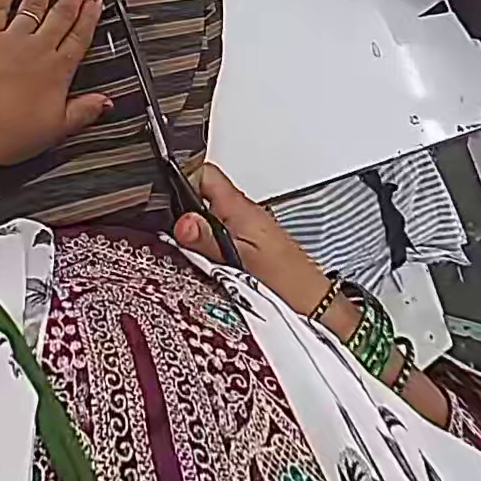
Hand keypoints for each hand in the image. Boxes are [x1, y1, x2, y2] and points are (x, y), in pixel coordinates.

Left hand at [0, 0, 110, 221]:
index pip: (80, 35)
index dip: (91, 14)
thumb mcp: (55, 129)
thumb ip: (83, 112)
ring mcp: (10, 39)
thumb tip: (106, 103)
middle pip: (62, 12)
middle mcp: (37, 49)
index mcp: (57, 70)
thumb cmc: (7, 133)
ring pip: (35, 3)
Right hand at [174, 164, 331, 316]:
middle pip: (202, 196)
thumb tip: (182, 222)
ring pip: (209, 218)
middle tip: (172, 233)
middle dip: (183, 211)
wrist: (315, 307)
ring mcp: (246, 231)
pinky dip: (207, 247)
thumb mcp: (240, 262)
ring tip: (186, 252)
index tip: (165, 199)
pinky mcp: (249, 248)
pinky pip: (219, 235)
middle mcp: (243, 214)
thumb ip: (209, 241)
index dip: (182, 179)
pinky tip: (205, 266)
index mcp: (239, 208)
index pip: (205, 173)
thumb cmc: (287, 283)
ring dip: (195, 232)